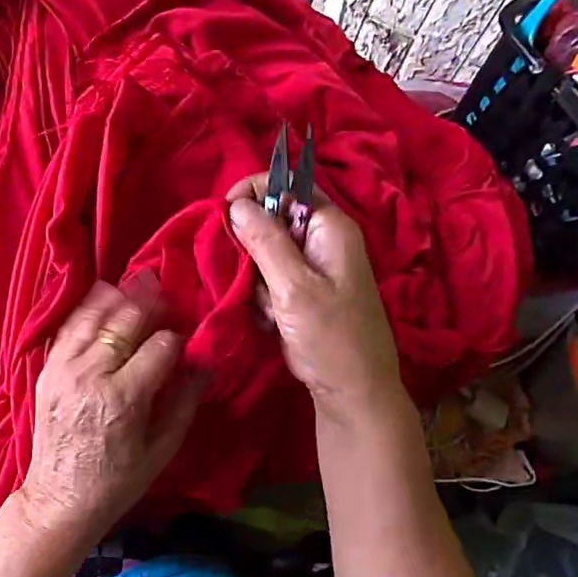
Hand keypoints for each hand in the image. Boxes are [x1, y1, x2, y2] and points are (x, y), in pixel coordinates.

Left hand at [14, 278, 204, 544]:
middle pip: (127, 322)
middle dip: (153, 306)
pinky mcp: (47, 370)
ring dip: (121, 298)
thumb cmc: (118, 481)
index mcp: (124, 398)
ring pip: (95, 316)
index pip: (160, 346)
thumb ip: (183, 401)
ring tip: (140, 286)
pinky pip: (69, 327)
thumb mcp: (162, 449)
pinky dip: (88, 309)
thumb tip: (204, 363)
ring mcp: (63, 369)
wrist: (60, 499)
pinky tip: (105, 297)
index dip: (178, 339)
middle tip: (169, 298)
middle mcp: (91, 375)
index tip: (185, 342)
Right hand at [225, 175, 404, 417]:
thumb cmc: (331, 336)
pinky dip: (262, 297)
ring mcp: (311, 268)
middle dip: (251, 245)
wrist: (351, 390)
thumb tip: (236, 203)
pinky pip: (268, 279)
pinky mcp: (300, 292)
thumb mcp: (294, 286)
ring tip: (269, 306)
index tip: (225, 216)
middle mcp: (321, 240)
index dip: (253, 193)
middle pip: (271, 219)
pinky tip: (272, 319)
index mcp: (330, 226)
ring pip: (264, 253)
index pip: (287, 186)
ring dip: (255, 278)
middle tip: (249, 275)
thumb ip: (265, 241)